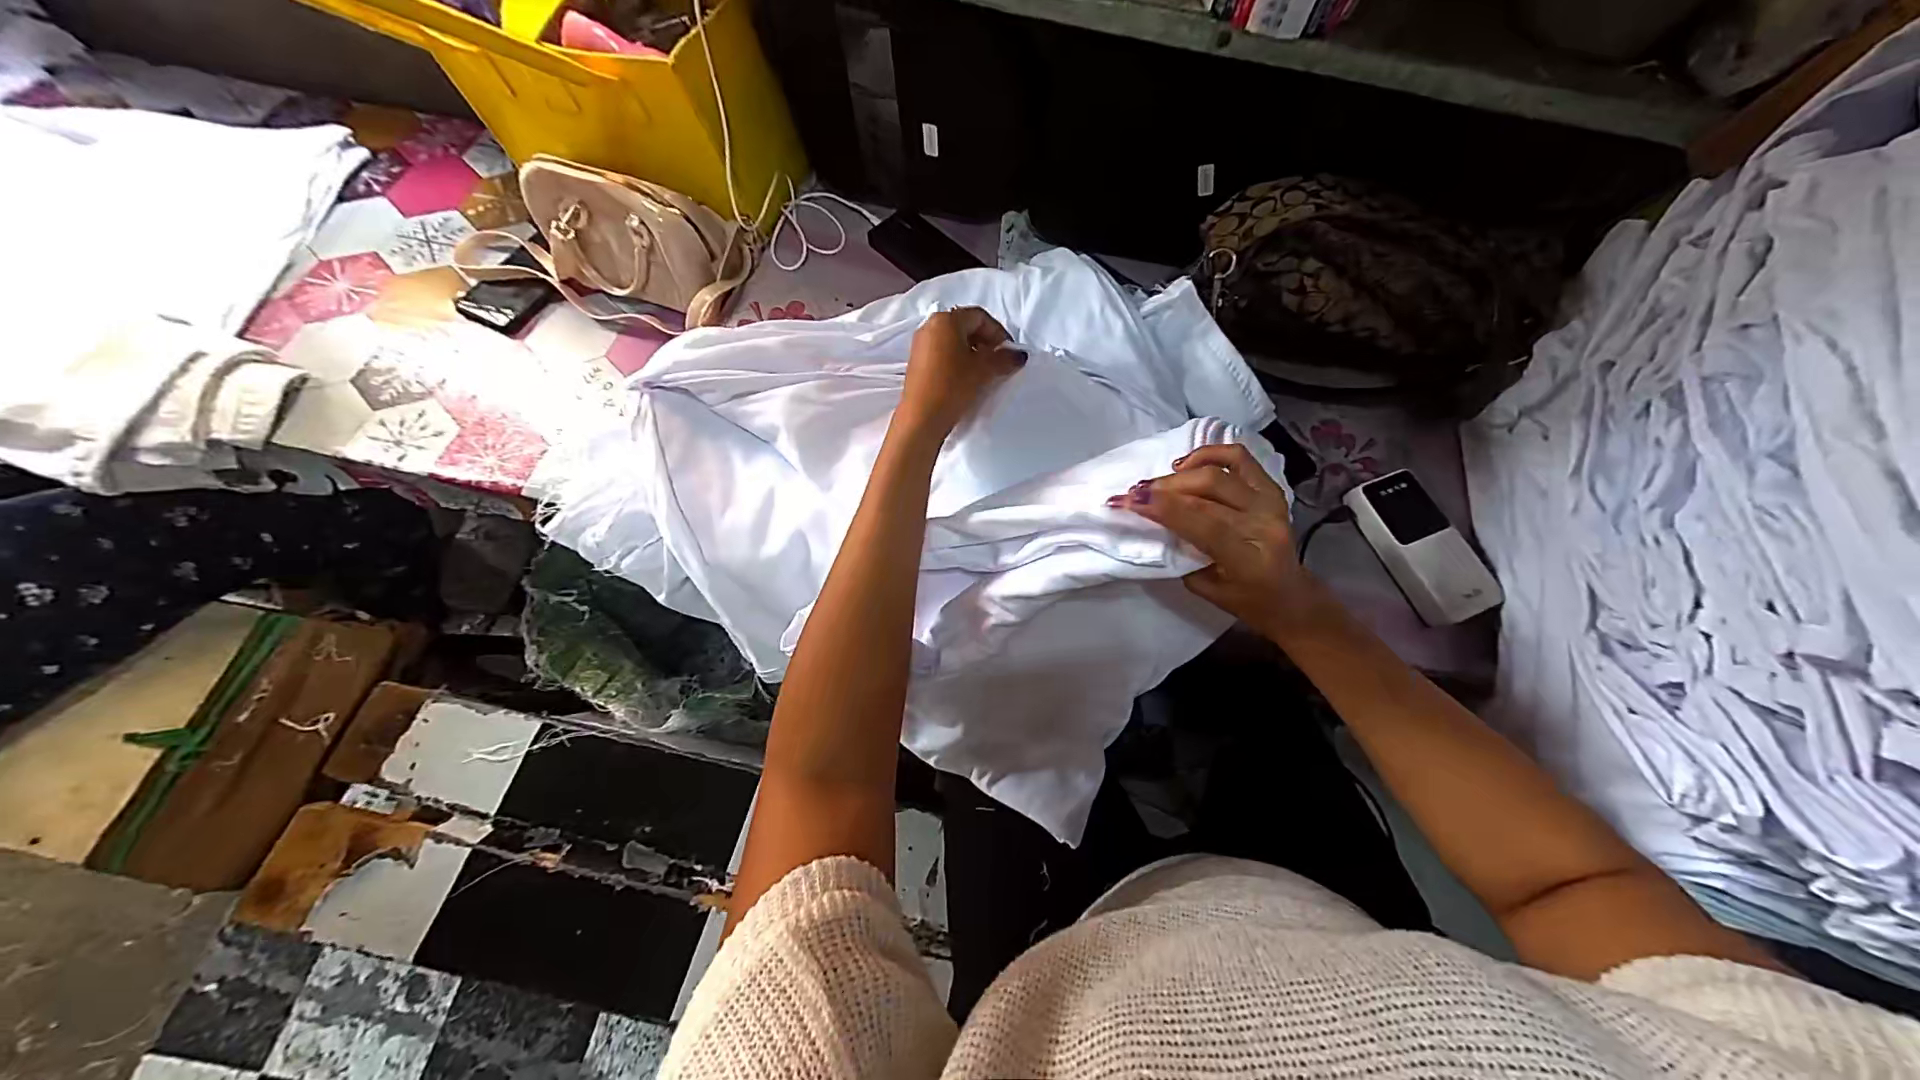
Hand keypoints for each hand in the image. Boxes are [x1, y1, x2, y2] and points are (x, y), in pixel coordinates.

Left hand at [895, 307, 1023, 442]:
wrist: (921, 418)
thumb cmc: (953, 387)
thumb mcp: (984, 371)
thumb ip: (1005, 358)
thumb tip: (1018, 355)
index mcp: (946, 320)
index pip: (980, 317)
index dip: (999, 332)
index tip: (1009, 351)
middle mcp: (929, 326)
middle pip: (965, 325)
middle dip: (986, 341)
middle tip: (998, 360)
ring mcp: (920, 344)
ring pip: (953, 340)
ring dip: (972, 351)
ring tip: (984, 371)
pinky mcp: (916, 361)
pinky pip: (942, 352)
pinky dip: (957, 359)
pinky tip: (965, 377)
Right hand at [1109, 443, 1335, 642]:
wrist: (1290, 596)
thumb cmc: (1246, 601)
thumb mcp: (1207, 589)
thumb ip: (1183, 555)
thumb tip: (1155, 526)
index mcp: (1248, 558)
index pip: (1202, 523)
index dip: (1162, 508)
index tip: (1127, 501)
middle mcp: (1264, 525)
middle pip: (1207, 492)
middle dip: (1162, 490)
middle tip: (1131, 493)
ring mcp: (1270, 503)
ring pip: (1218, 474)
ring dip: (1178, 476)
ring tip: (1155, 484)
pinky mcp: (1272, 490)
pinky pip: (1239, 459)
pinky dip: (1209, 455)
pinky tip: (1186, 465)